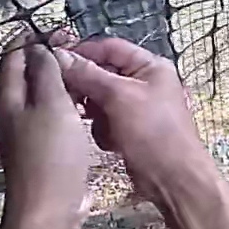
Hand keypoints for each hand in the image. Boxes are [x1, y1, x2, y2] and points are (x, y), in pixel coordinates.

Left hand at [0, 40, 92, 228]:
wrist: (49, 208)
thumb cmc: (51, 153)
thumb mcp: (52, 103)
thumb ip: (46, 71)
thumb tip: (40, 48)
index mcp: (8, 97)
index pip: (14, 56)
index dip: (33, 38)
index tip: (60, 29)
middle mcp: (11, 112)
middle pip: (25, 74)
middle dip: (47, 57)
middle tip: (77, 49)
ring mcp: (25, 131)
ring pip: (40, 95)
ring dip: (58, 80)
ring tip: (84, 72)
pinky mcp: (40, 148)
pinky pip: (51, 115)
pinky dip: (64, 103)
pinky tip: (84, 106)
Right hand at [52, 36, 213, 204]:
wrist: (173, 180)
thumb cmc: (153, 132)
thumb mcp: (119, 97)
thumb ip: (88, 74)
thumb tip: (58, 55)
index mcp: (150, 66)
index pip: (109, 48)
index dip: (82, 53)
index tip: (54, 62)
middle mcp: (144, 83)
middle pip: (102, 74)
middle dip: (86, 87)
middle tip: (67, 97)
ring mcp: (136, 108)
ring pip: (100, 99)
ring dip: (95, 112)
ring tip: (96, 124)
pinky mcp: (129, 130)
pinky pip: (105, 121)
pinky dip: (103, 130)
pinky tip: (110, 142)